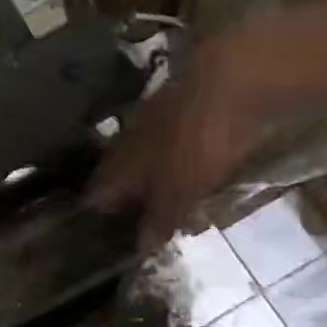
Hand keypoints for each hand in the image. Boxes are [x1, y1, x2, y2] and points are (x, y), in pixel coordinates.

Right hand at [92, 21, 278, 247]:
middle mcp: (128, 140)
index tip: (107, 238)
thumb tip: (142, 246)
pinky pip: (173, 142)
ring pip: (146, 156)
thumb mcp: (178, 194)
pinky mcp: (183, 106)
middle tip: (142, 223)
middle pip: (120, 174)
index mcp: (119, 164)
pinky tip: (194, 167)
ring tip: (169, 200)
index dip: (99, 218)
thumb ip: (158, 220)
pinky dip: (178, 159)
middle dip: (128, 198)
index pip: (96, 195)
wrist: (230, 80)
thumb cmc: (197, 145)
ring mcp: (154, 120)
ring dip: (153, 177)